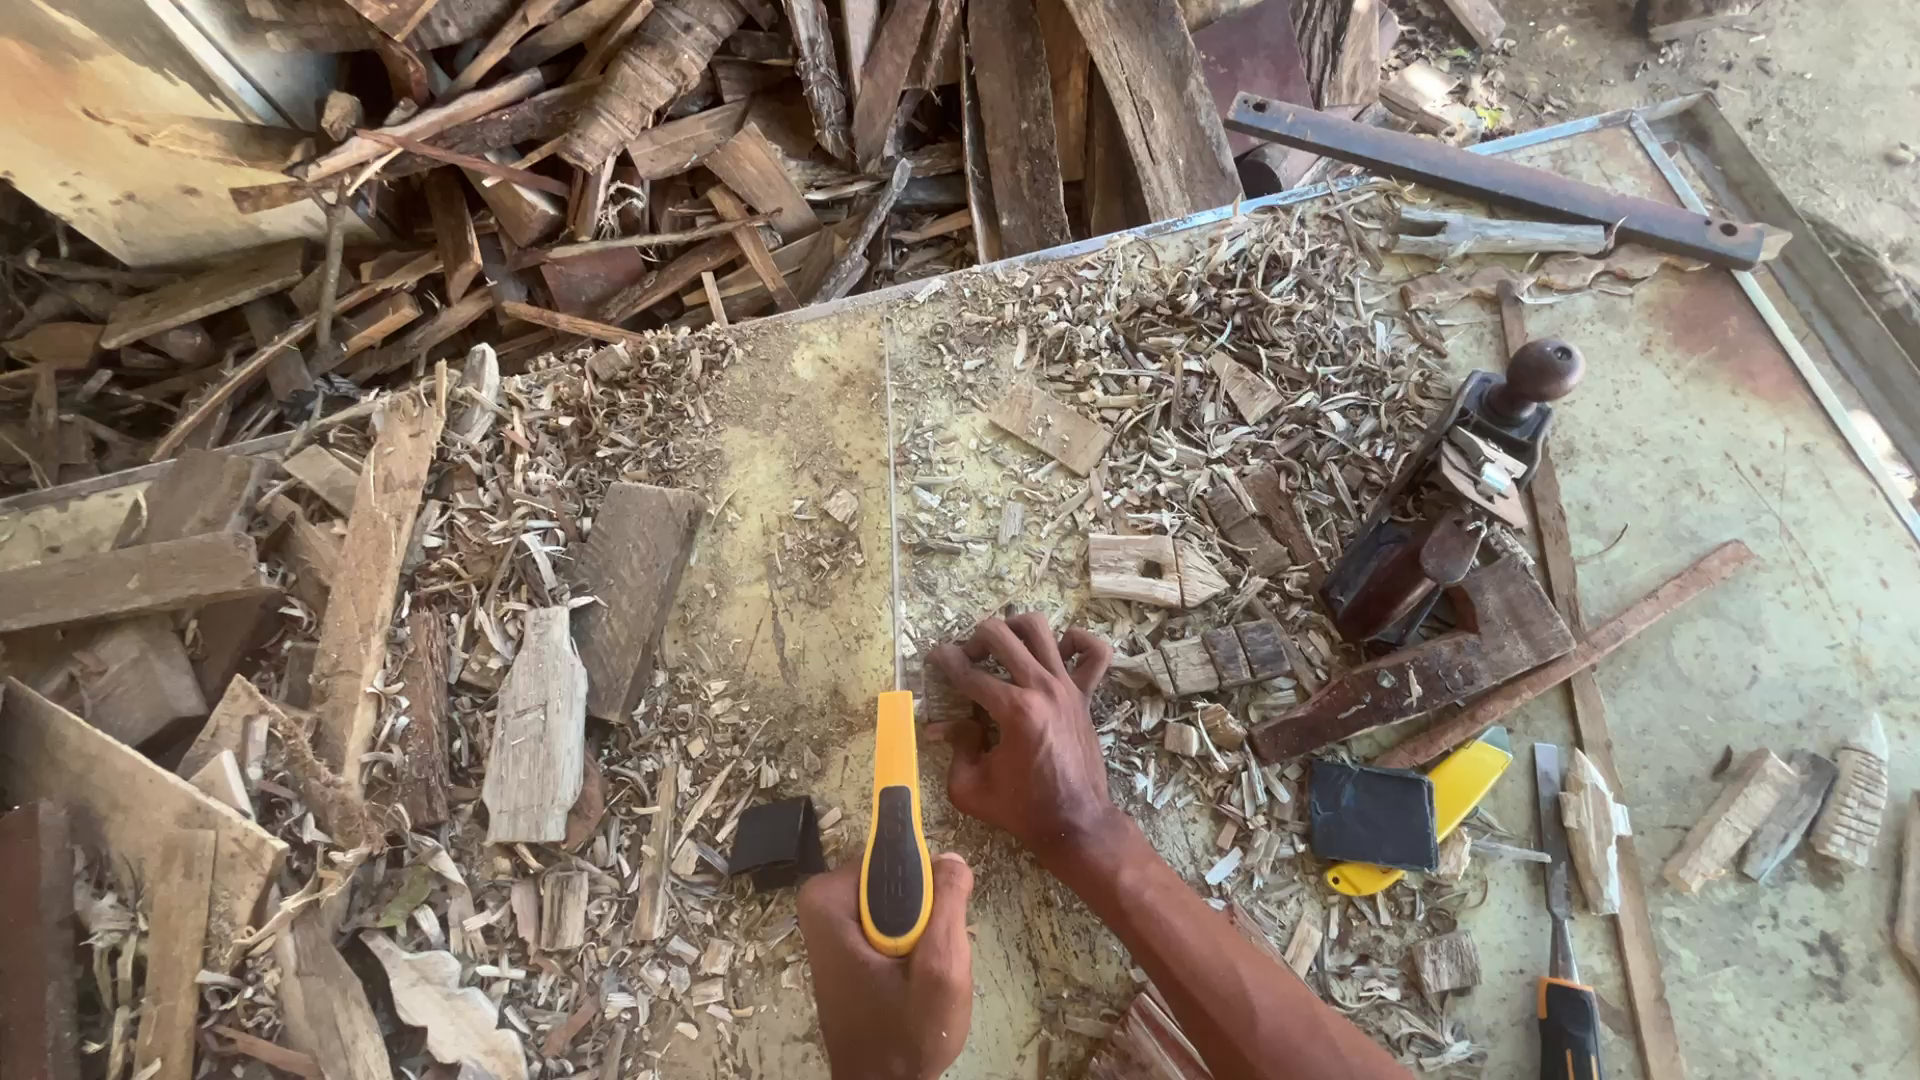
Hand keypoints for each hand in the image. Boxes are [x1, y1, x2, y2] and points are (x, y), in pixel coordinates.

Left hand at [797, 854, 974, 1079]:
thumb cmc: (905, 1036)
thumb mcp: (940, 968)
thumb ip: (947, 904)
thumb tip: (951, 857)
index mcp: (829, 899)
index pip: (893, 858)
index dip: (926, 886)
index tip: (938, 923)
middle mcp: (822, 904)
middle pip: (895, 877)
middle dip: (925, 911)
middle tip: (934, 955)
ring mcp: (832, 924)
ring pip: (897, 898)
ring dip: (921, 929)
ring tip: (925, 972)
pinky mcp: (845, 942)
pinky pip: (890, 917)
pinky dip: (911, 941)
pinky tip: (916, 976)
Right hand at [927, 614, 1117, 870]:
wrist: (1076, 824)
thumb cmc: (1022, 810)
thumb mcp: (970, 788)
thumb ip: (953, 750)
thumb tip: (946, 724)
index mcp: (1014, 710)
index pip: (968, 673)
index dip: (944, 662)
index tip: (935, 658)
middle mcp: (1041, 688)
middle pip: (1000, 635)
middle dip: (975, 640)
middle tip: (968, 660)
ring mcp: (1067, 687)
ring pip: (1039, 629)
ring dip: (1014, 630)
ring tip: (1003, 649)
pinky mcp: (1085, 694)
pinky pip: (1093, 652)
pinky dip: (1076, 641)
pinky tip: (1057, 651)